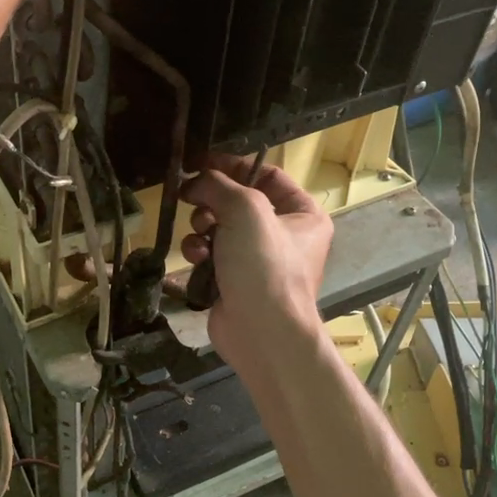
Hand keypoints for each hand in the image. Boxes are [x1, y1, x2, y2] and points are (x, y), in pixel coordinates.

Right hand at [181, 153, 332, 366]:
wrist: (262, 332)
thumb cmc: (264, 266)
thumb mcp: (245, 209)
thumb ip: (218, 184)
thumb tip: (194, 180)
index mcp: (303, 213)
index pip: (266, 174)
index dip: (233, 165)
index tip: (200, 163)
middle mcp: (284, 234)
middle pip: (237, 201)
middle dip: (211, 202)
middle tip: (194, 202)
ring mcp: (258, 259)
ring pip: (218, 226)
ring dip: (201, 229)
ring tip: (200, 240)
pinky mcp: (234, 280)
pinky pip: (211, 254)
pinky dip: (200, 253)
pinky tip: (197, 261)